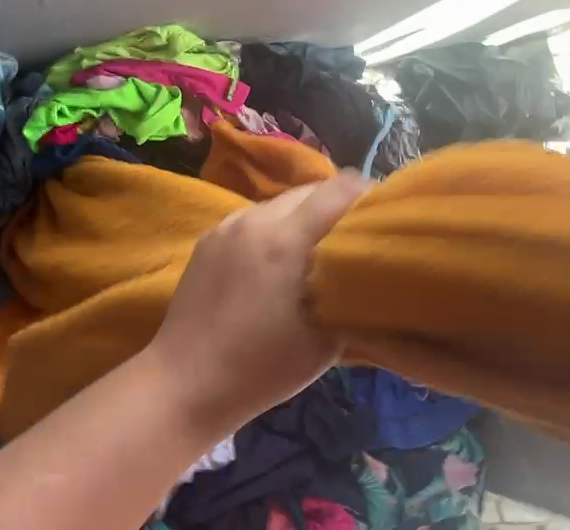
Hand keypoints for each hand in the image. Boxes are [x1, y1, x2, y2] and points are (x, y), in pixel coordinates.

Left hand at [140, 173, 368, 434]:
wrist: (185, 380)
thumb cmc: (262, 368)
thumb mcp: (325, 340)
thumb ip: (351, 294)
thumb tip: (369, 269)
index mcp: (285, 238)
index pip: (338, 189)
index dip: (367, 195)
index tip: (384, 215)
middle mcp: (255, 219)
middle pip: (308, 190)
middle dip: (336, 205)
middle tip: (355, 237)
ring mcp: (227, 225)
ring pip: (279, 203)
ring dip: (303, 217)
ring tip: (316, 251)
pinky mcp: (208, 238)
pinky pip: (253, 219)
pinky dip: (274, 229)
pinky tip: (277, 263)